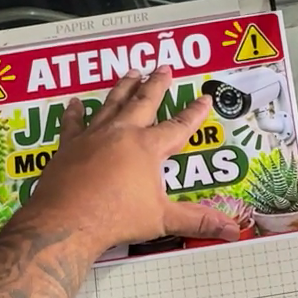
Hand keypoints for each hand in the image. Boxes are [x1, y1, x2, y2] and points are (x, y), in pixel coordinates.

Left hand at [13, 67, 238, 252]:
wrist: (66, 222)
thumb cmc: (115, 218)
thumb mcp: (163, 220)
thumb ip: (198, 221)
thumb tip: (232, 230)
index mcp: (147, 148)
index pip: (178, 126)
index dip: (194, 113)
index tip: (204, 98)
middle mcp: (121, 134)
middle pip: (143, 102)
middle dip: (156, 84)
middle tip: (164, 68)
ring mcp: (92, 137)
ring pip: (111, 104)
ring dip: (123, 88)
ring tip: (131, 73)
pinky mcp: (68, 147)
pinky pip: (73, 123)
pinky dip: (74, 112)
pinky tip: (74, 102)